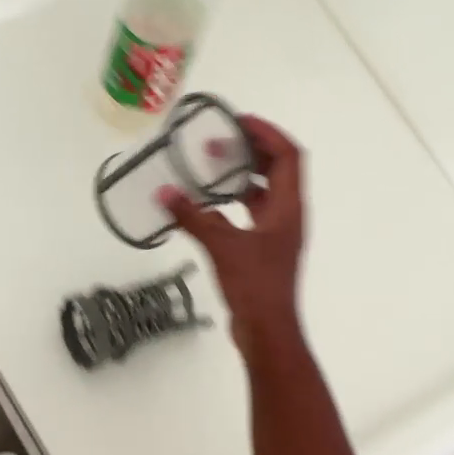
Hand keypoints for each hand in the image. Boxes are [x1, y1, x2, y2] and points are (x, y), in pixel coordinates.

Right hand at [159, 115, 306, 353]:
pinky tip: (208, 207)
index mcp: (289, 208)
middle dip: (251, 151)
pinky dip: (233, 205)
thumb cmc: (254, 285)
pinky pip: (252, 216)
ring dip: (242, 178)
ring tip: (212, 169)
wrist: (267, 332)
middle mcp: (288, 217)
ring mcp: (277, 236)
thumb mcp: (222, 247)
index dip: (266, 132)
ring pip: (265, 194)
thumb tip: (164, 194)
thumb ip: (194, 218)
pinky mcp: (264, 254)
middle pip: (278, 170)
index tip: (237, 122)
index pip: (288, 154)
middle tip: (219, 142)